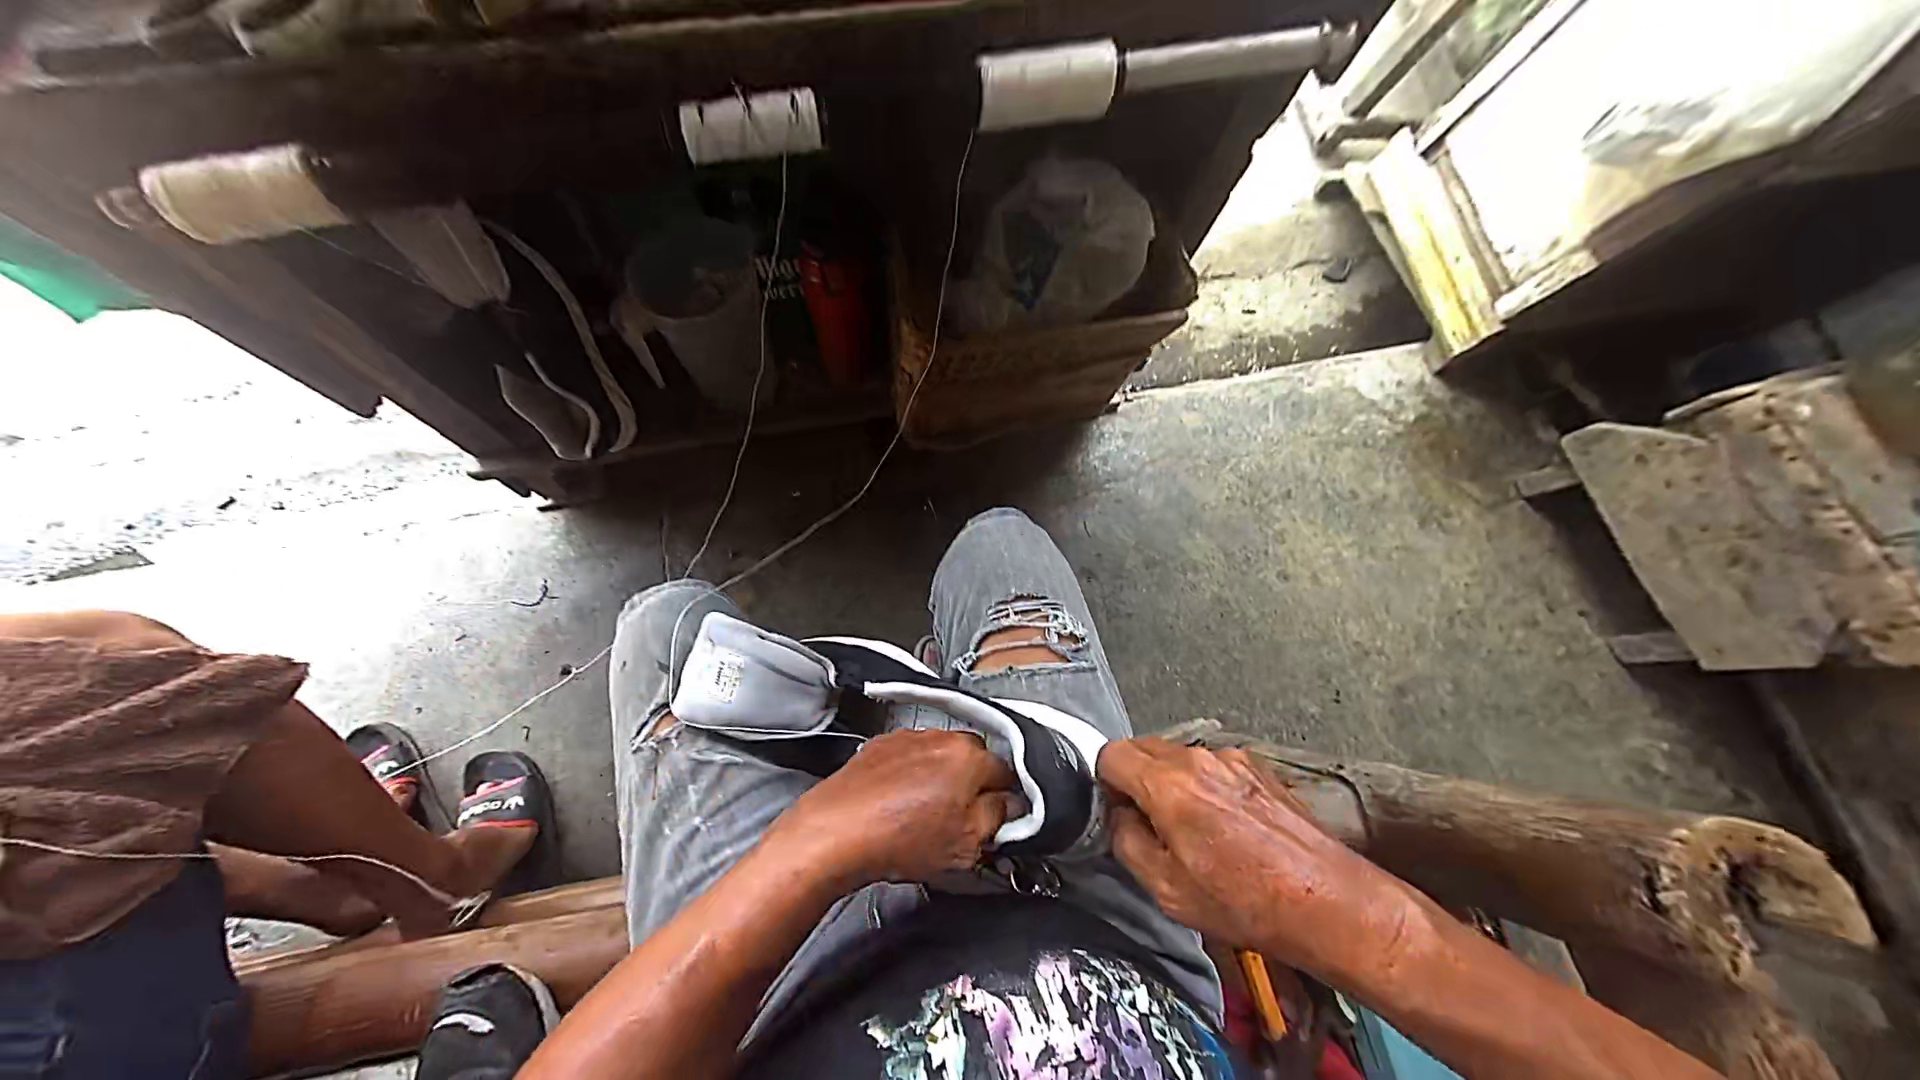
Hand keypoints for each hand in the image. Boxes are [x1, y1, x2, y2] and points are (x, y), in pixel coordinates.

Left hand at [765, 728, 1015, 889]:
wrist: (837, 831)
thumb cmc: (896, 838)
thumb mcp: (967, 844)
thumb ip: (999, 818)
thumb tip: (1008, 807)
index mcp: (969, 757)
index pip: (1008, 773)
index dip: (1006, 800)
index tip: (999, 818)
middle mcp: (941, 738)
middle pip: (975, 760)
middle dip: (973, 786)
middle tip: (962, 820)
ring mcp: (908, 738)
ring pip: (941, 757)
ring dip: (941, 780)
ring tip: (925, 816)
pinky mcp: (881, 746)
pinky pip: (910, 758)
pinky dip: (911, 776)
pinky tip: (901, 805)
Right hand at [1099, 738, 1436, 987]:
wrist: (1329, 904)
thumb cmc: (1255, 903)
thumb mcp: (1167, 889)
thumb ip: (1126, 841)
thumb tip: (1118, 819)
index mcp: (1170, 786)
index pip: (1110, 754)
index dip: (1105, 783)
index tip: (1115, 808)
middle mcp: (1199, 761)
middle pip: (1141, 749)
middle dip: (1134, 779)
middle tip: (1147, 822)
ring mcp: (1231, 760)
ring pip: (1175, 756)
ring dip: (1170, 783)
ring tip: (1191, 830)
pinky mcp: (1255, 767)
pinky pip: (1209, 766)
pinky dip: (1202, 786)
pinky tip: (1222, 827)